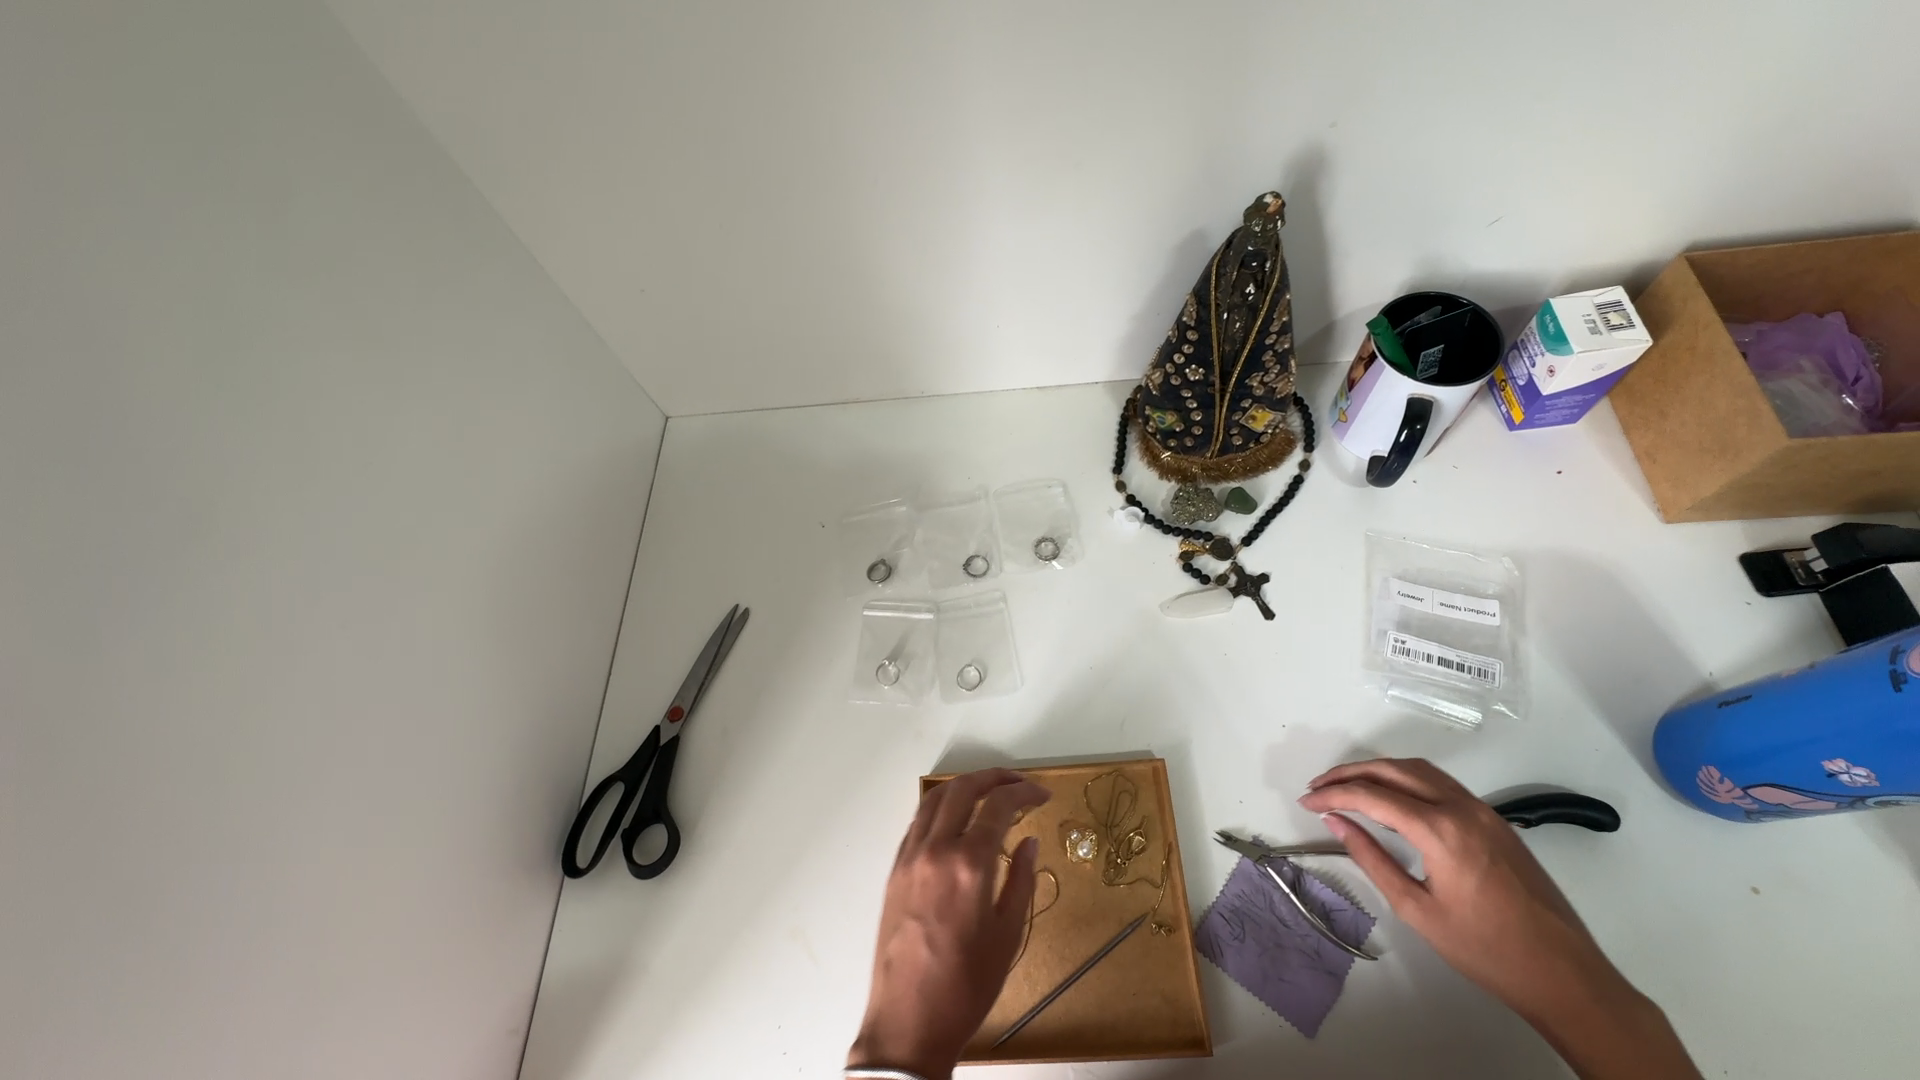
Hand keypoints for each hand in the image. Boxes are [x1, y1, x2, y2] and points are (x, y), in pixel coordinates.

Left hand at [848, 769, 1051, 1079]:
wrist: (908, 1022)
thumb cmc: (967, 986)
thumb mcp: (1008, 935)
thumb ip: (1020, 880)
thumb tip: (1029, 841)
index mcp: (968, 865)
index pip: (998, 806)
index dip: (1024, 793)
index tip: (1042, 795)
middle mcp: (934, 850)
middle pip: (964, 789)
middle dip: (995, 777)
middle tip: (1020, 783)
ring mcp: (909, 857)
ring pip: (935, 799)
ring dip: (965, 785)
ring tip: (990, 790)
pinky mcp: (894, 870)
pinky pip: (918, 822)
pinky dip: (941, 807)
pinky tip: (958, 818)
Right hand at [1301, 759, 1698, 1079]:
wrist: (1563, 973)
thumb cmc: (1484, 949)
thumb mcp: (1416, 909)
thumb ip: (1372, 859)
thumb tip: (1336, 822)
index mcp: (1440, 830)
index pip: (1372, 795)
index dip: (1333, 794)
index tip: (1305, 801)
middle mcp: (1461, 808)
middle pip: (1393, 770)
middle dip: (1350, 773)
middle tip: (1318, 787)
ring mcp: (1482, 810)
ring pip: (1419, 769)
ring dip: (1378, 770)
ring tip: (1347, 786)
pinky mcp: (1494, 820)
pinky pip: (1440, 783)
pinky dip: (1406, 779)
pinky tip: (1391, 797)